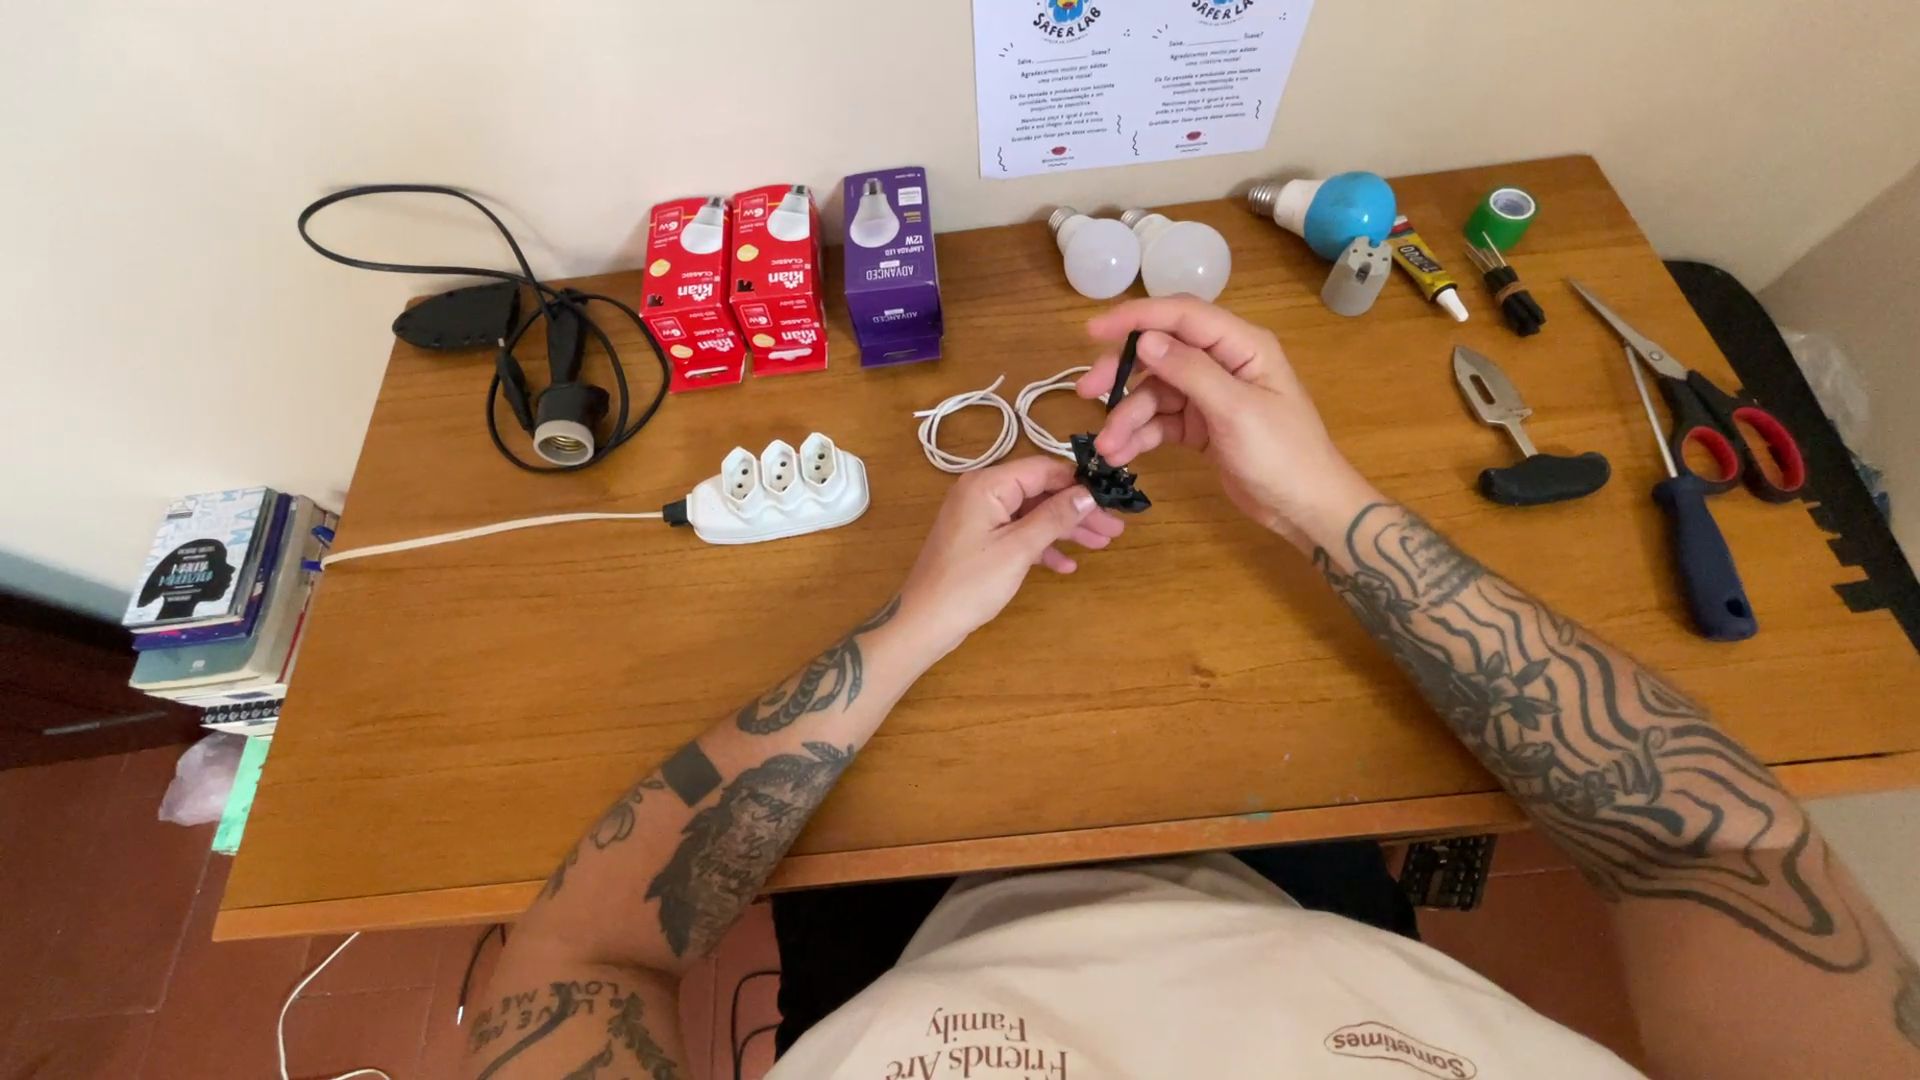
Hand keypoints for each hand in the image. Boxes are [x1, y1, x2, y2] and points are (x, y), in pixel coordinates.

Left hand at [896, 456, 1124, 654]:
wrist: (924, 621)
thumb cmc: (970, 583)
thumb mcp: (1018, 548)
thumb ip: (1055, 516)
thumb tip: (1089, 492)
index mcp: (987, 484)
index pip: (1042, 468)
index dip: (1078, 481)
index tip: (1111, 497)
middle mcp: (981, 492)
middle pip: (1039, 491)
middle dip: (1077, 509)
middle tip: (1114, 528)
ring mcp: (979, 517)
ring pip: (1031, 514)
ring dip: (1065, 529)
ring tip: (1102, 543)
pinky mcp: (979, 540)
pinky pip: (1017, 533)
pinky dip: (1041, 546)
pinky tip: (1067, 565)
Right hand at [1075, 296, 1378, 547]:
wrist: (1304, 507)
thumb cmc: (1282, 454)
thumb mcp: (1236, 411)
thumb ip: (1191, 371)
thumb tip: (1146, 340)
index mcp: (1241, 346)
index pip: (1182, 316)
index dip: (1137, 318)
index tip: (1093, 330)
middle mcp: (1222, 363)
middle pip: (1160, 354)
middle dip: (1122, 373)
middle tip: (1086, 392)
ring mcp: (1209, 396)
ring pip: (1154, 394)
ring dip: (1127, 418)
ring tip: (1107, 448)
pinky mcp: (1199, 427)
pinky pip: (1159, 423)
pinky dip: (1139, 436)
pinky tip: (1120, 455)